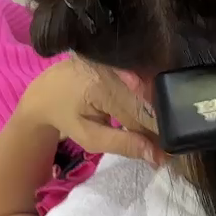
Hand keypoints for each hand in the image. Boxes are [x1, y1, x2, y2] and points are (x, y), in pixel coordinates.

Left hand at [17, 59, 164, 163]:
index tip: (168, 156)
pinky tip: (149, 113)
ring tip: (156, 133)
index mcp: (105, 88)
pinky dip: (150, 99)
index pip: (143, 115)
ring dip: (157, 112)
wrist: (47, 89)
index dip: (158, 136)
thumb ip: (122, 144)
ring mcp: (122, 60)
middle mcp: (118, 68)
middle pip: (150, 101)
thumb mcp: (89, 137)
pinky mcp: (124, 59)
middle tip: (162, 147)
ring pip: (151, 91)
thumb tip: (156, 155)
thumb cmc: (65, 115)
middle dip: (159, 126)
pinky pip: (145, 81)